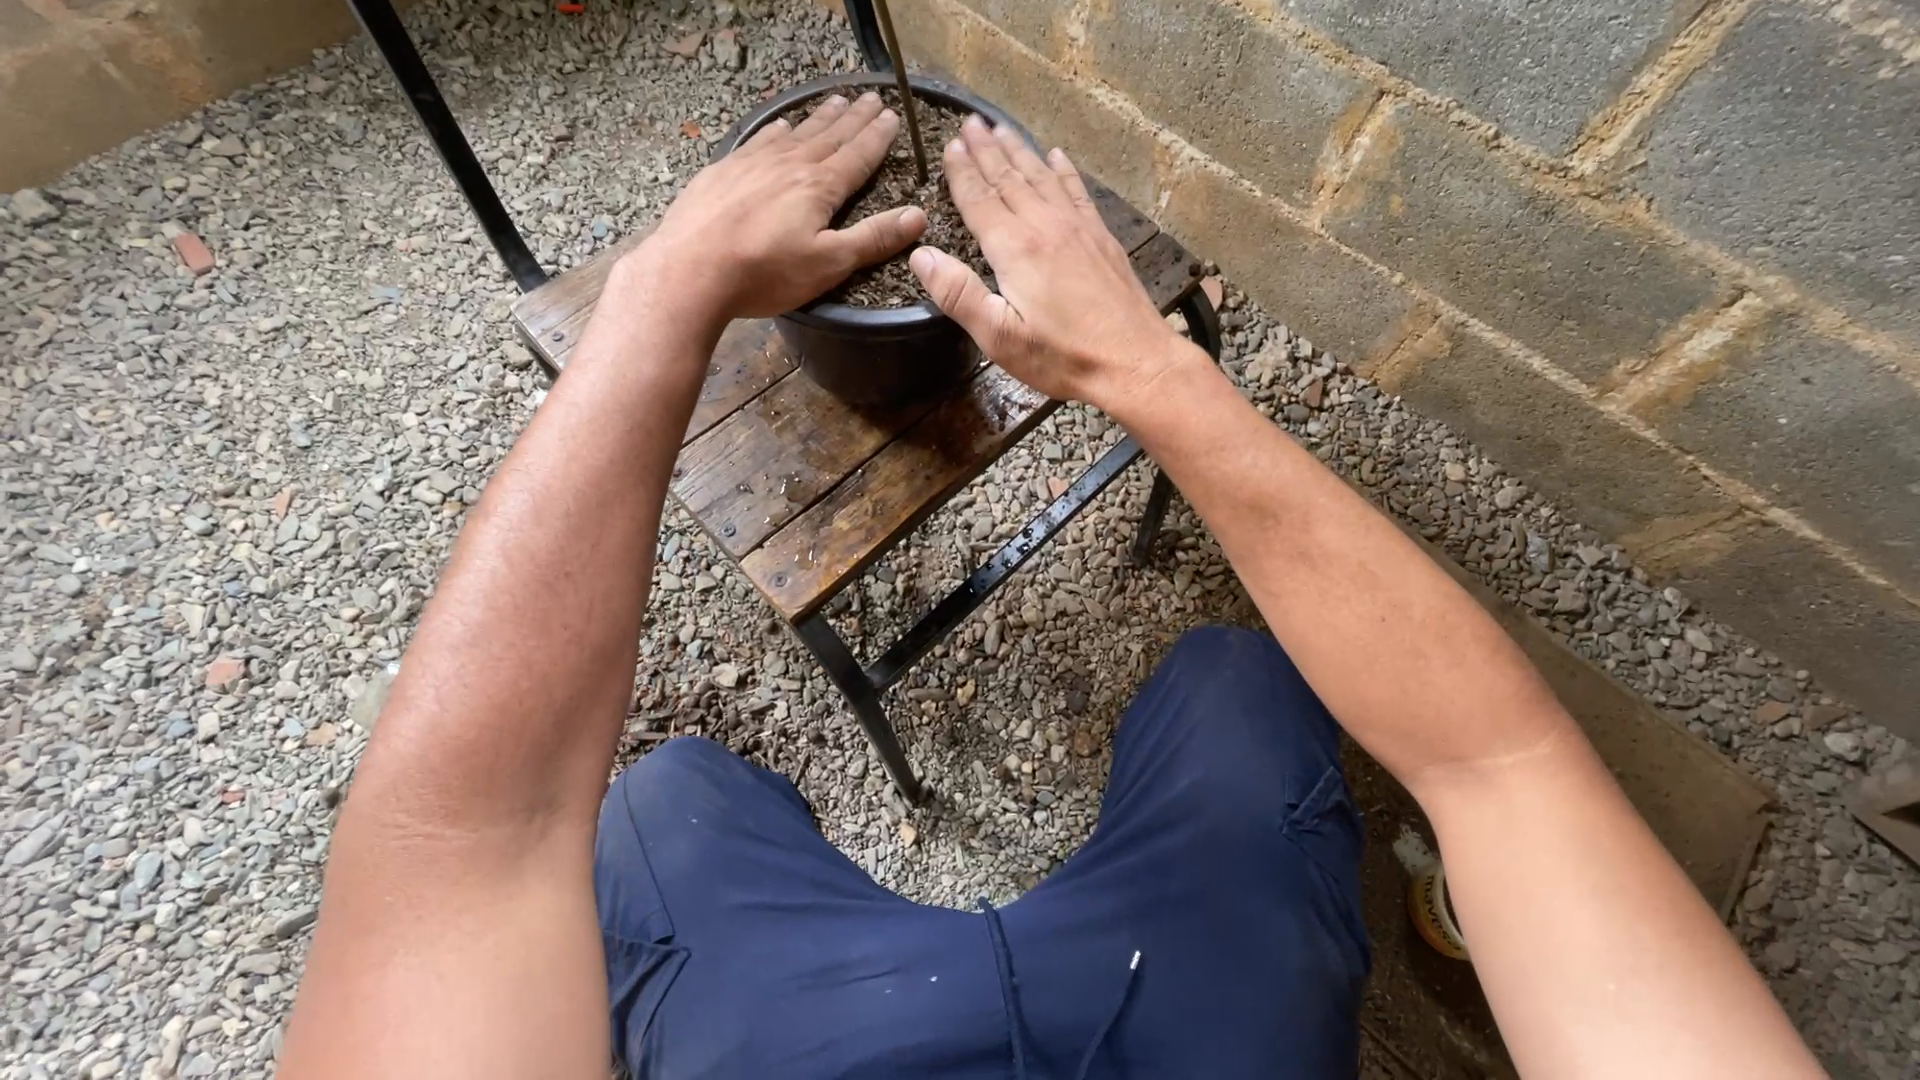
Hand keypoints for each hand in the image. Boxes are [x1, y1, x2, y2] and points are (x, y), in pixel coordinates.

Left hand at [633, 92, 928, 320]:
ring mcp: (753, 163)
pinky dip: (778, 130)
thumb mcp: (828, 264)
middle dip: (853, 118)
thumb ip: (873, 239)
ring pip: (796, 133)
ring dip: (820, 118)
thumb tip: (918, 216)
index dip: (877, 137)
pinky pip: (760, 140)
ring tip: (837, 102)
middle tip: (871, 98)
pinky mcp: (724, 171)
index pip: (857, 155)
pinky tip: (782, 126)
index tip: (892, 116)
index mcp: (819, 187)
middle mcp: (789, 165)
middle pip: (829, 135)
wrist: (690, 270)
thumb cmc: (765, 273)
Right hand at [908, 117, 1199, 411]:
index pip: (980, 200)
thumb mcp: (999, 337)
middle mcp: (1045, 226)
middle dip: (987, 150)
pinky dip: (1062, 170)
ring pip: (1042, 177)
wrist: (1133, 361)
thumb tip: (922, 255)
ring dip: (1019, 151)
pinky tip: (1056, 155)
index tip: (950, 146)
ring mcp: (1078, 228)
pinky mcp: (1101, 238)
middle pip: (1010, 178)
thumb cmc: (1062, 356)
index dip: (962, 173)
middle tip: (970, 122)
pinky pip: (1076, 191)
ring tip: (1001, 129)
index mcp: (1015, 249)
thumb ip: (959, 294)